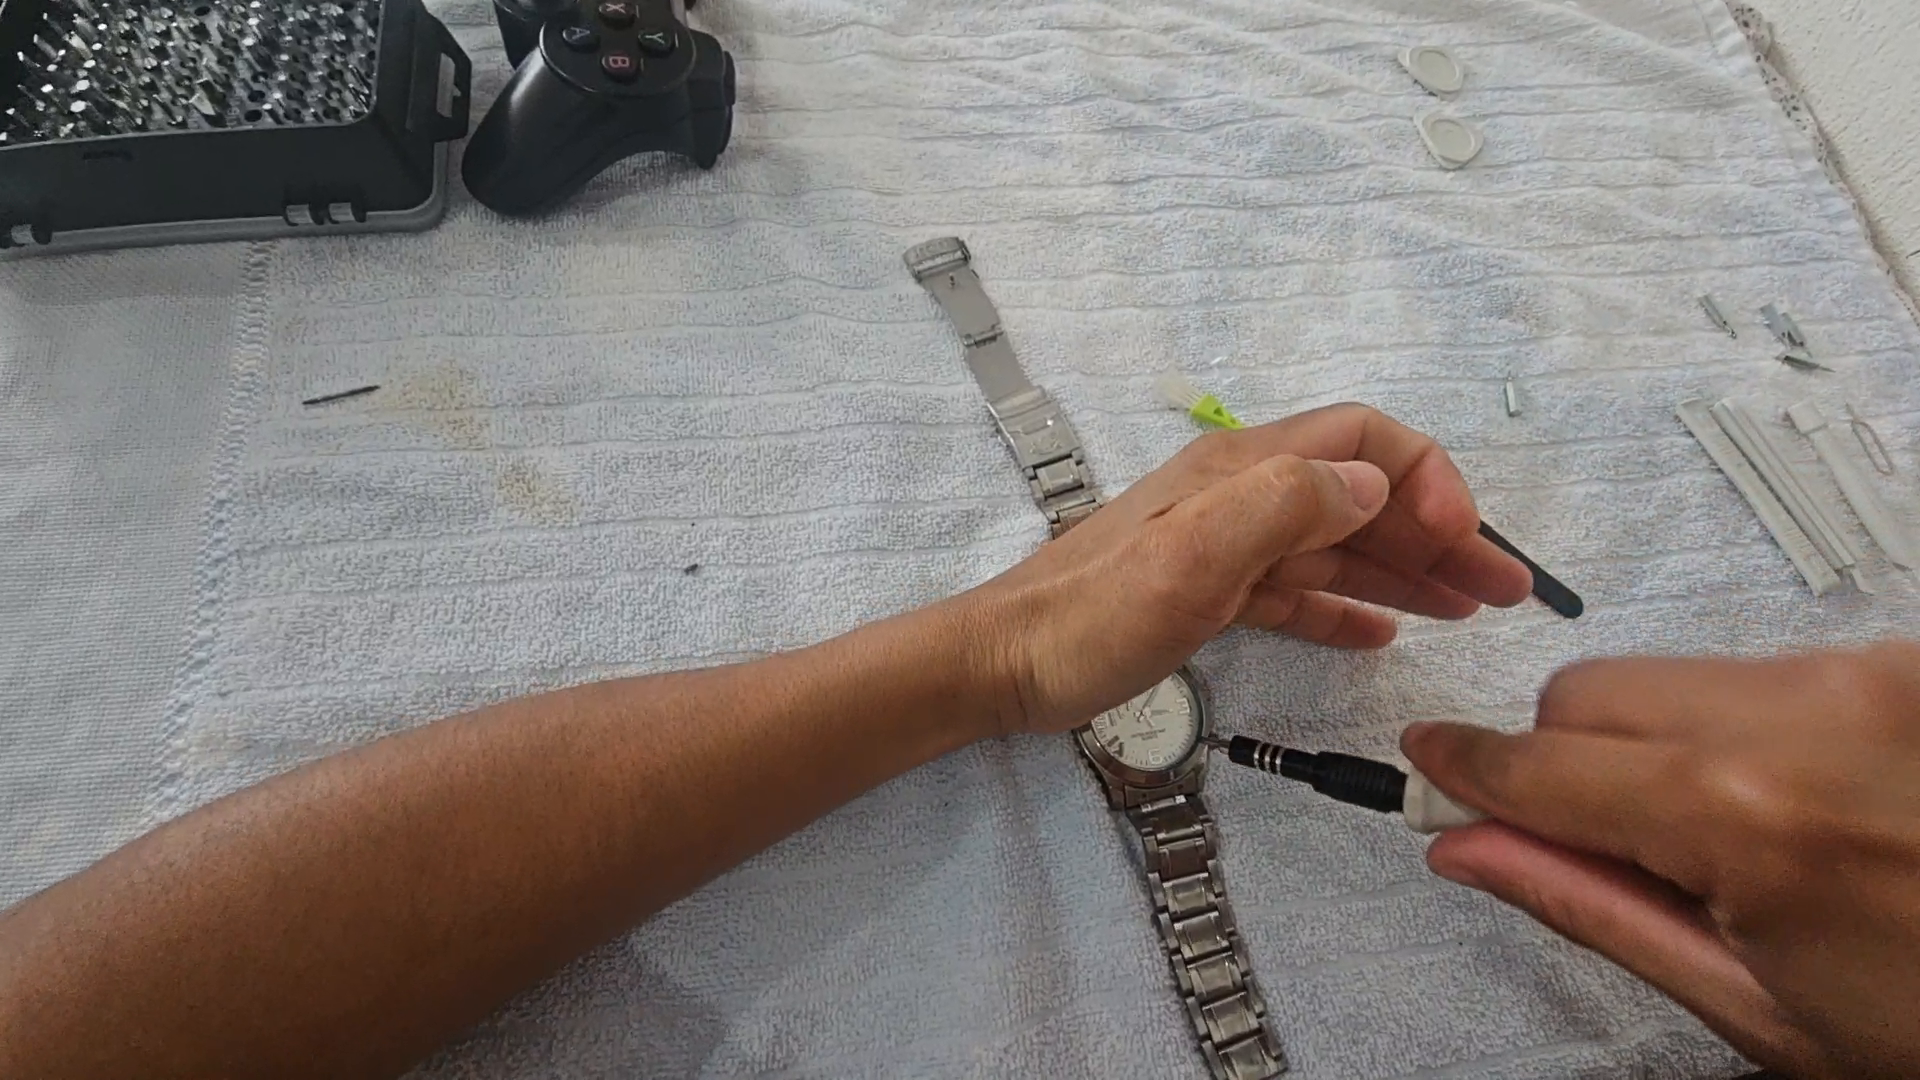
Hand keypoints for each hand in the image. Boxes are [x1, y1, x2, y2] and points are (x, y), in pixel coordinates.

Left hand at [960, 403, 1533, 735]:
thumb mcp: (1189, 557)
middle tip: (1504, 591)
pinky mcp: (1207, 594)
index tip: (1464, 539)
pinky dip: (1341, 607)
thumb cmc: (1092, 614)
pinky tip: (1381, 632)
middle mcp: (1236, 499)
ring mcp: (1221, 548)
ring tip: (1467, 610)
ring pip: (1331, 548)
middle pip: (1356, 496)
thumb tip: (1371, 484)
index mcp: (1237, 474)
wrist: (1012, 662)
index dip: (1423, 476)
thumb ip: (1281, 506)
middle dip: (1434, 533)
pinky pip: (1291, 592)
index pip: (1357, 439)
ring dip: (1402, 573)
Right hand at [1401, 642, 1919, 1079]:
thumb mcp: (1764, 1007)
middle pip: (1581, 695)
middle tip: (1604, 826)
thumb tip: (1462, 849)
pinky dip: (1729, 728)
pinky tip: (1804, 794)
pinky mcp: (1905, 661)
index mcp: (1749, 816)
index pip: (1537, 766)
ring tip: (1735, 823)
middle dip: (1561, 754)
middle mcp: (1801, 714)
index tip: (1423, 758)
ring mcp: (1867, 674)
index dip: (1464, 766)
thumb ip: (1583, 905)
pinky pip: (1743, 674)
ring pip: (1658, 680)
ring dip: (1648, 742)